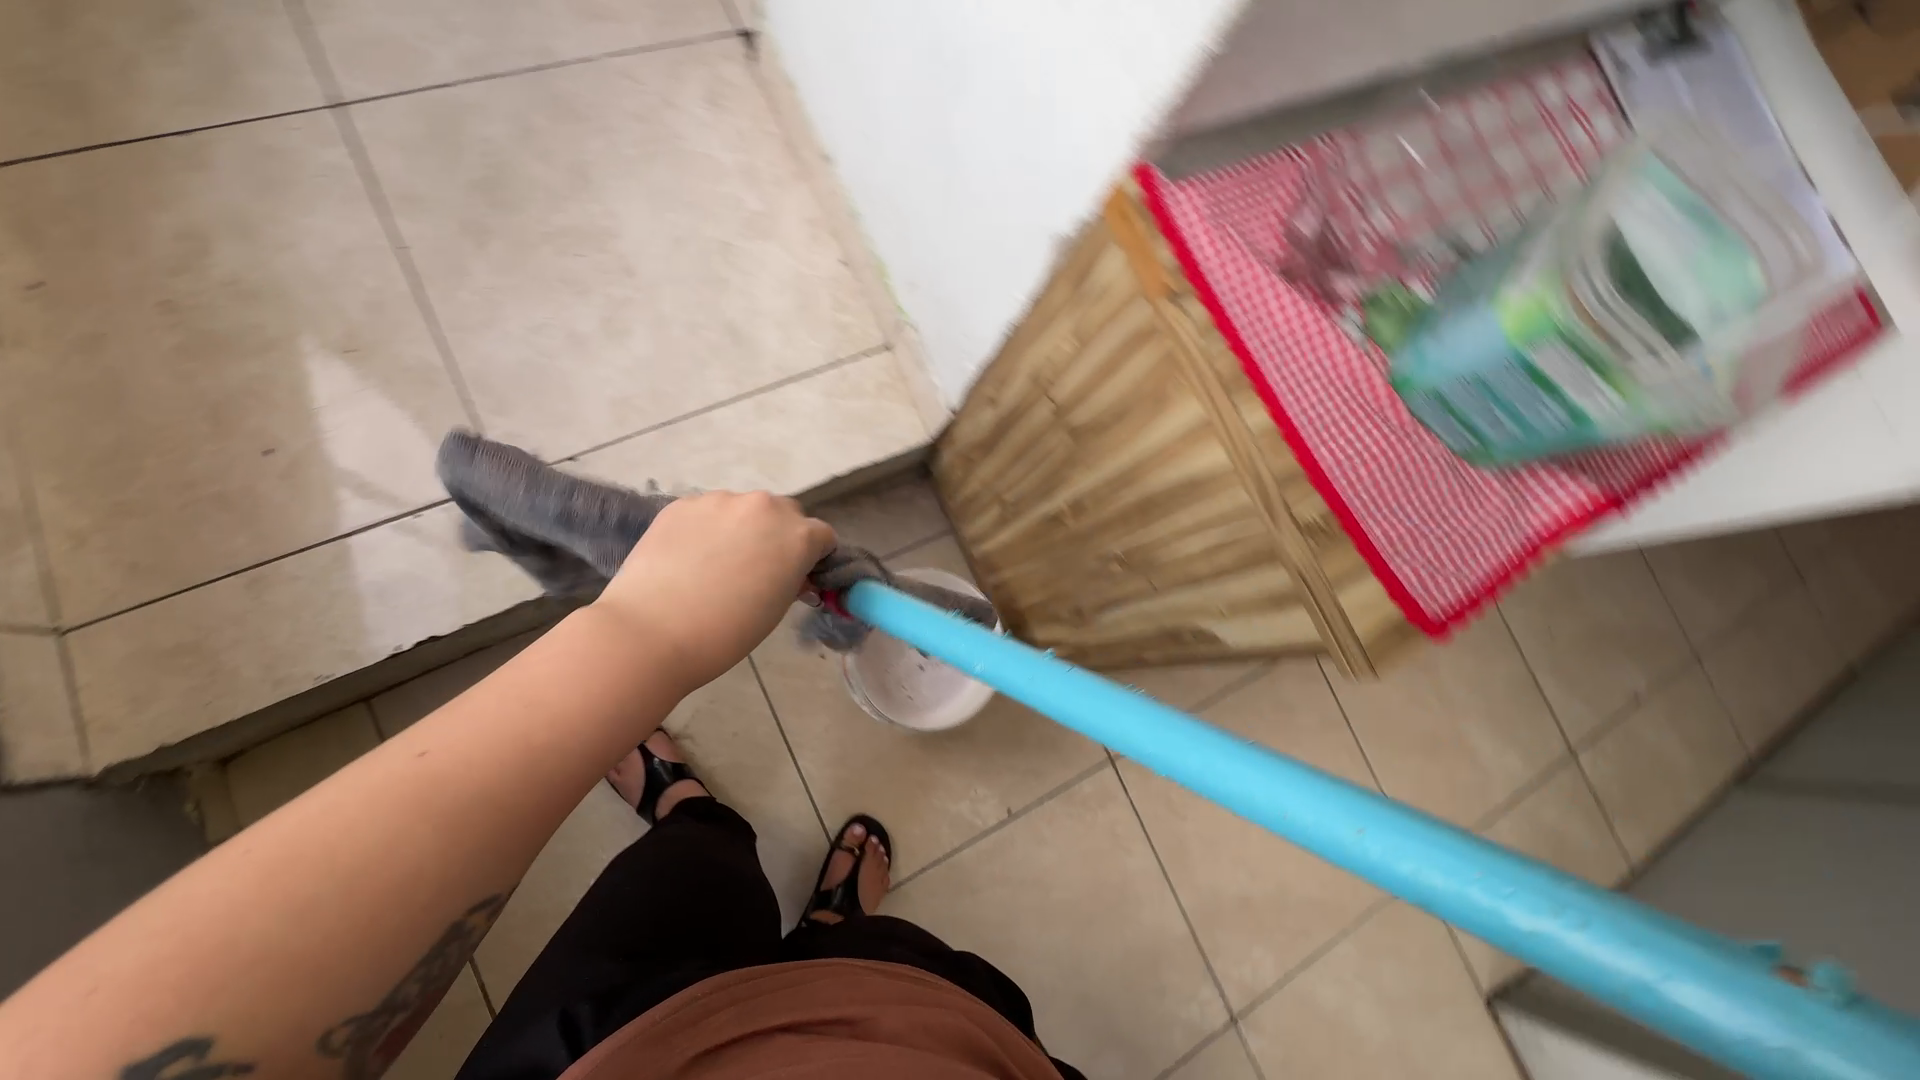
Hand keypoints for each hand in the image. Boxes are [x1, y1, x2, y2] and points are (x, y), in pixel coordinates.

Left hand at [592, 491, 836, 691]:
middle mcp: (765, 507)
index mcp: (798, 536)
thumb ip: (791, 581)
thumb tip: (790, 573)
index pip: (822, 536)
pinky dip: (705, 529)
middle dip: (778, 536)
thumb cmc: (726, 632)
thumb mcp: (775, 609)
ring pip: (743, 510)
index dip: (813, 557)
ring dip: (740, 529)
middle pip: (785, 514)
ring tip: (714, 564)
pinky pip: (706, 512)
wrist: (652, 631)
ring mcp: (721, 500)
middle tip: (757, 569)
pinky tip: (687, 558)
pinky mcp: (683, 503)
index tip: (796, 576)